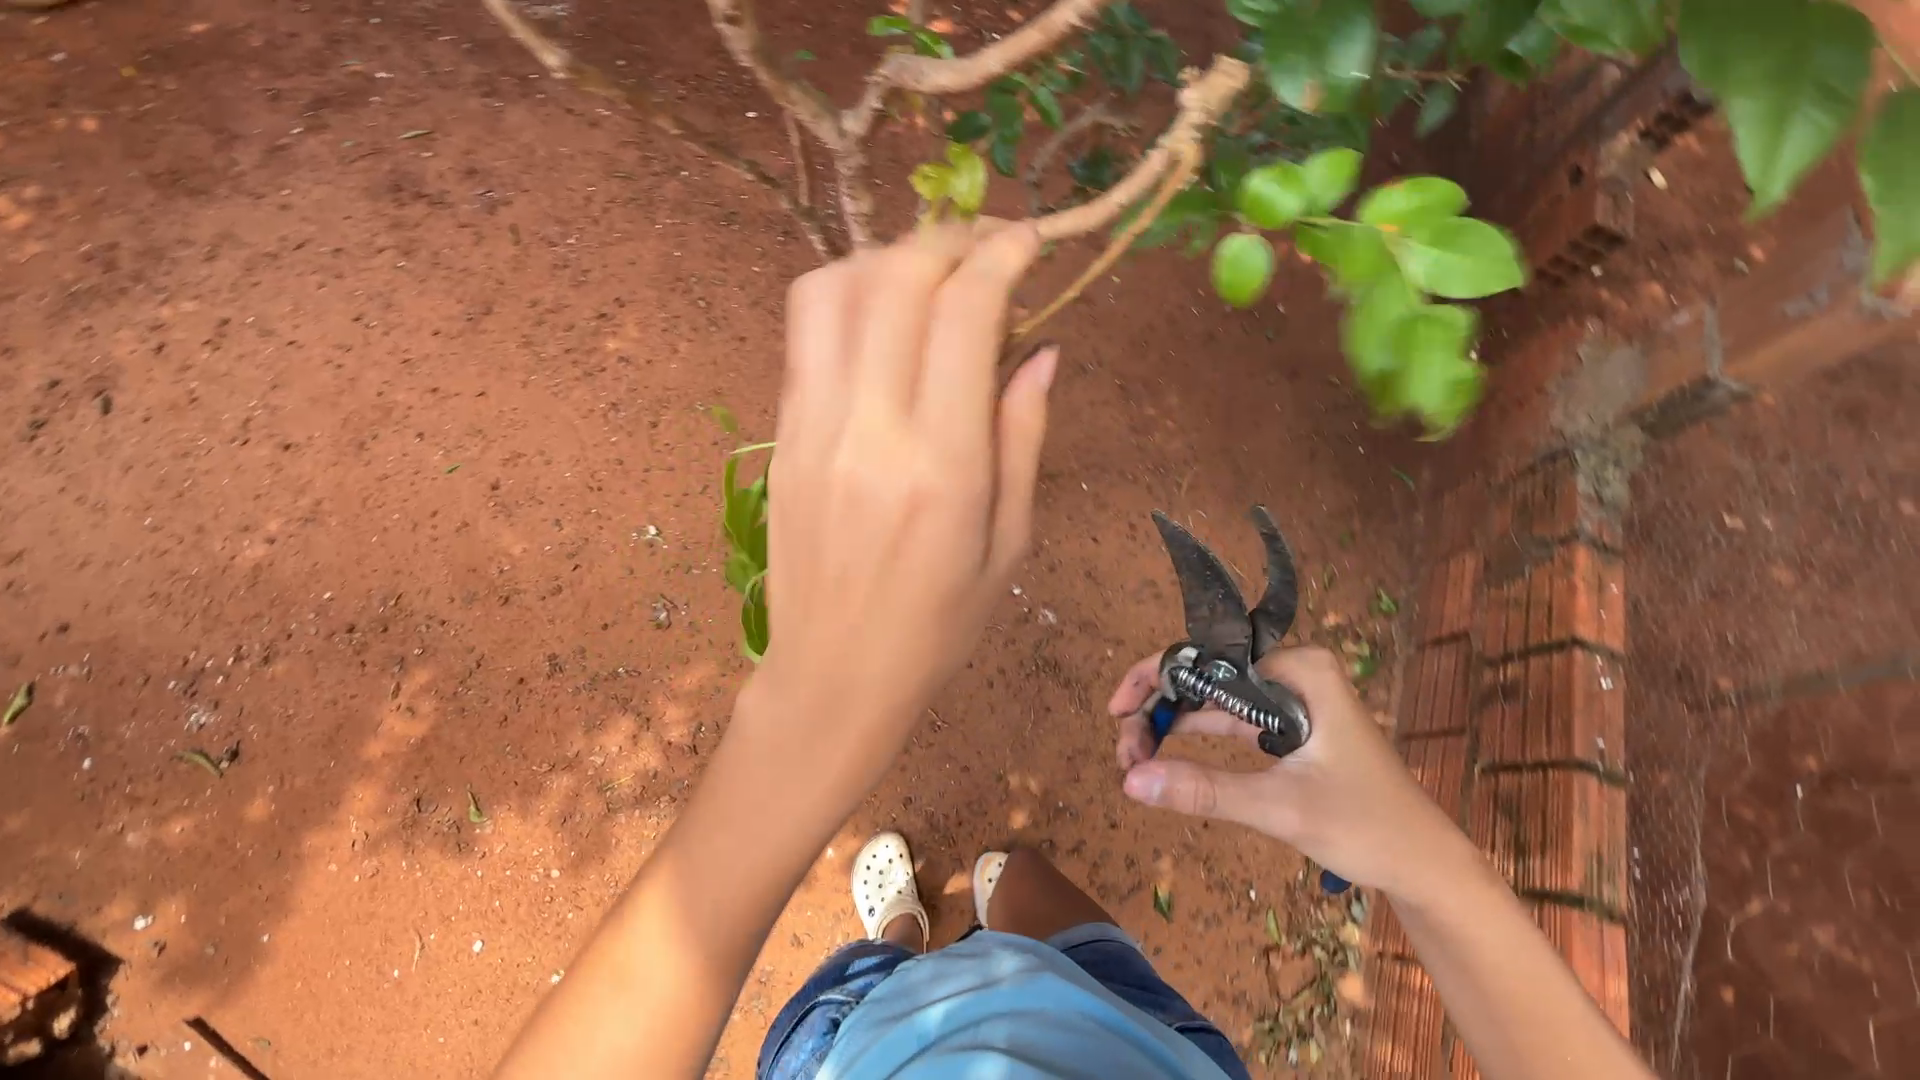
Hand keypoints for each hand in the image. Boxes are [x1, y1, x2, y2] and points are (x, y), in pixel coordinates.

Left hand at [738, 222, 1053, 798]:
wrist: (833, 676)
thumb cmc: (938, 626)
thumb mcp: (1009, 544)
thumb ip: (1024, 437)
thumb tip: (1042, 349)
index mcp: (942, 466)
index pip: (963, 313)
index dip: (1001, 255)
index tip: (1030, 242)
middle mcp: (869, 430)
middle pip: (896, 278)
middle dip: (950, 238)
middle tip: (989, 246)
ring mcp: (812, 426)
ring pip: (833, 288)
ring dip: (889, 256)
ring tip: (933, 274)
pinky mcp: (781, 433)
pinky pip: (805, 333)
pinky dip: (849, 295)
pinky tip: (885, 317)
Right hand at [1107, 647, 1468, 896]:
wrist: (1424, 865)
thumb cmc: (1366, 825)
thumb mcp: (1280, 807)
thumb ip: (1205, 790)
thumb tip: (1130, 781)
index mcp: (1299, 671)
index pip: (1208, 662)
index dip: (1155, 680)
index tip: (1117, 712)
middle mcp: (1294, 674)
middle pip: (1206, 679)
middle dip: (1159, 709)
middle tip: (1123, 749)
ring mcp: (1293, 701)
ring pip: (1214, 702)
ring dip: (1173, 726)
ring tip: (1133, 756)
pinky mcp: (1290, 729)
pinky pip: (1231, 723)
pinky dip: (1198, 739)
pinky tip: (1167, 754)